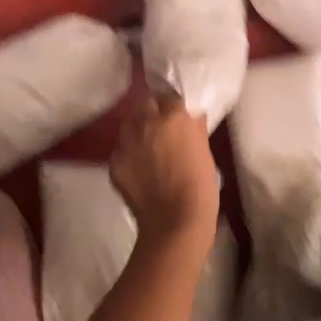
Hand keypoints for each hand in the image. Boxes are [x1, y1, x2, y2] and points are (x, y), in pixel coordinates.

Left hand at [110, 94, 218, 250]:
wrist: (174, 223)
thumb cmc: (200, 187)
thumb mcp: (205, 152)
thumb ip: (195, 128)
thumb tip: (191, 116)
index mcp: (173, 118)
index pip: (170, 96)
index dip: (173, 106)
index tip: (177, 115)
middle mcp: (146, 123)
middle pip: (145, 104)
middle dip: (152, 112)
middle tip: (161, 129)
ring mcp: (127, 143)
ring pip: (129, 124)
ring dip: (137, 129)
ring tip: (147, 147)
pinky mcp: (114, 163)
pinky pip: (120, 150)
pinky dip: (128, 154)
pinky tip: (138, 169)